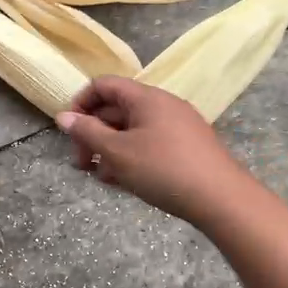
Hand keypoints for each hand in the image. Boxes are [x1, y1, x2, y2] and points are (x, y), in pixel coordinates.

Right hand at [55, 75, 254, 223]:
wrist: (224, 201)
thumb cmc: (163, 169)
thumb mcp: (116, 151)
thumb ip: (86, 131)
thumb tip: (63, 116)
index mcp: (147, 98)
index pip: (103, 85)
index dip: (80, 103)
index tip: (70, 130)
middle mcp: (164, 105)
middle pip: (114, 109)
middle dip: (92, 133)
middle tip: (81, 162)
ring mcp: (178, 126)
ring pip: (130, 129)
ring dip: (109, 148)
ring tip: (102, 176)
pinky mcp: (187, 146)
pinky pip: (149, 141)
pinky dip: (130, 155)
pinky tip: (124, 180)